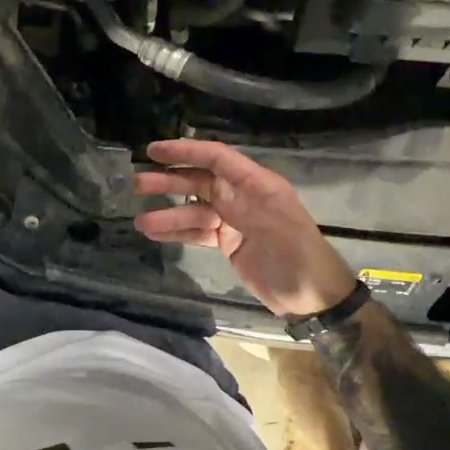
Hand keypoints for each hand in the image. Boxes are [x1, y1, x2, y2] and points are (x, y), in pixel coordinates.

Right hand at [132, 139, 358, 316]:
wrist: (313, 298)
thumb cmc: (298, 257)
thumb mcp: (276, 227)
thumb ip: (243, 205)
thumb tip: (212, 190)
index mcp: (257, 185)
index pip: (217, 158)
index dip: (185, 151)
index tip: (153, 151)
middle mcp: (243, 197)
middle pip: (200, 181)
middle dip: (168, 181)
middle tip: (137, 184)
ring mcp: (234, 220)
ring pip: (193, 209)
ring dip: (167, 214)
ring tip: (140, 223)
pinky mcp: (227, 242)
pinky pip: (196, 232)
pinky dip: (175, 232)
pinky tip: (153, 234)